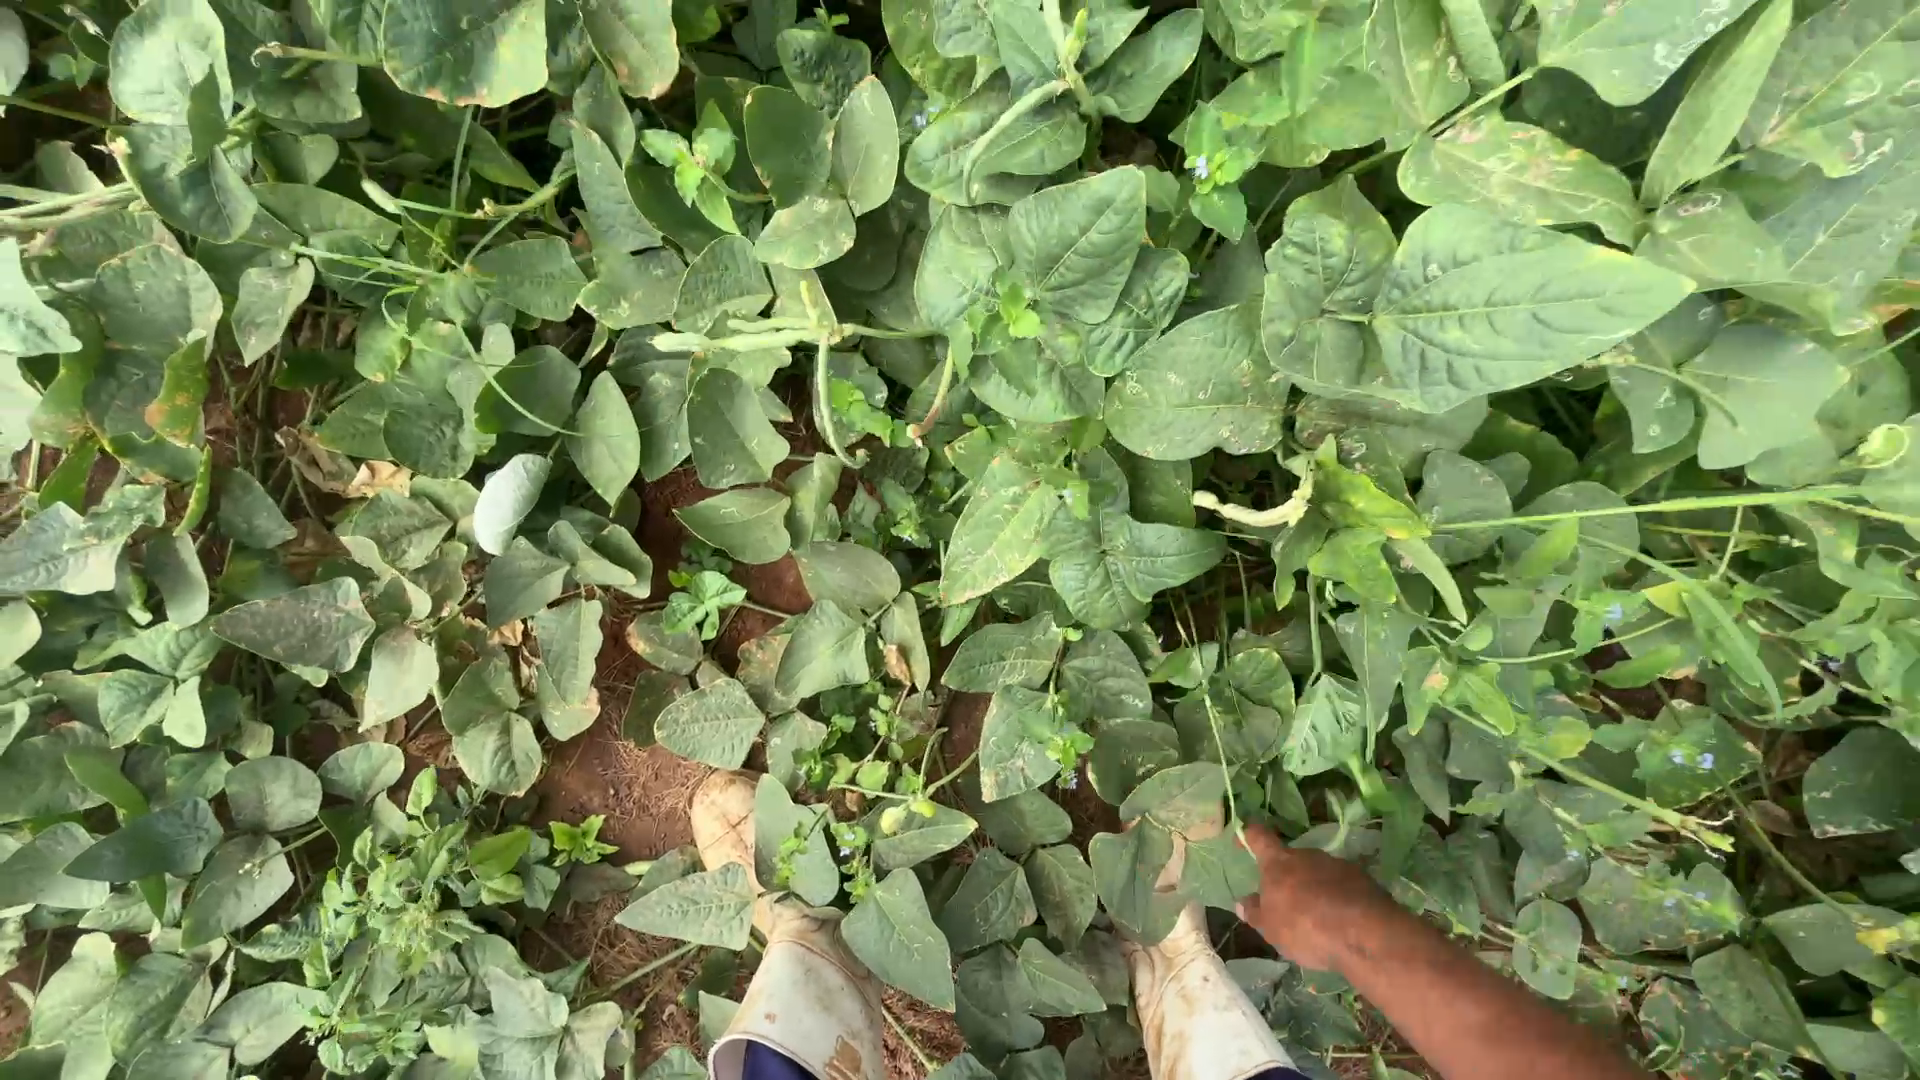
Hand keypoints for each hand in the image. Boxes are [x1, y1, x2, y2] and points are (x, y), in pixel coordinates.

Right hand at [1235, 824, 1400, 972]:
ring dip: (1315, 887)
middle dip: (1289, 876)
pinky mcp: (1364, 879)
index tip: (1244, 838)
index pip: (1258, 836)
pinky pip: (1343, 885)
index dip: (1249, 835)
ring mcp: (1337, 864)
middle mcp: (1307, 855)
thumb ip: (1255, 913)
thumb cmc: (1306, 927)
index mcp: (1278, 862)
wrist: (1366, 935)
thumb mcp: (1271, 928)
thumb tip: (1242, 903)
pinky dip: (1339, 897)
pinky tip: (1343, 921)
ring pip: (1319, 872)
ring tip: (1319, 918)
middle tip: (1289, 902)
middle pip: (1292, 858)